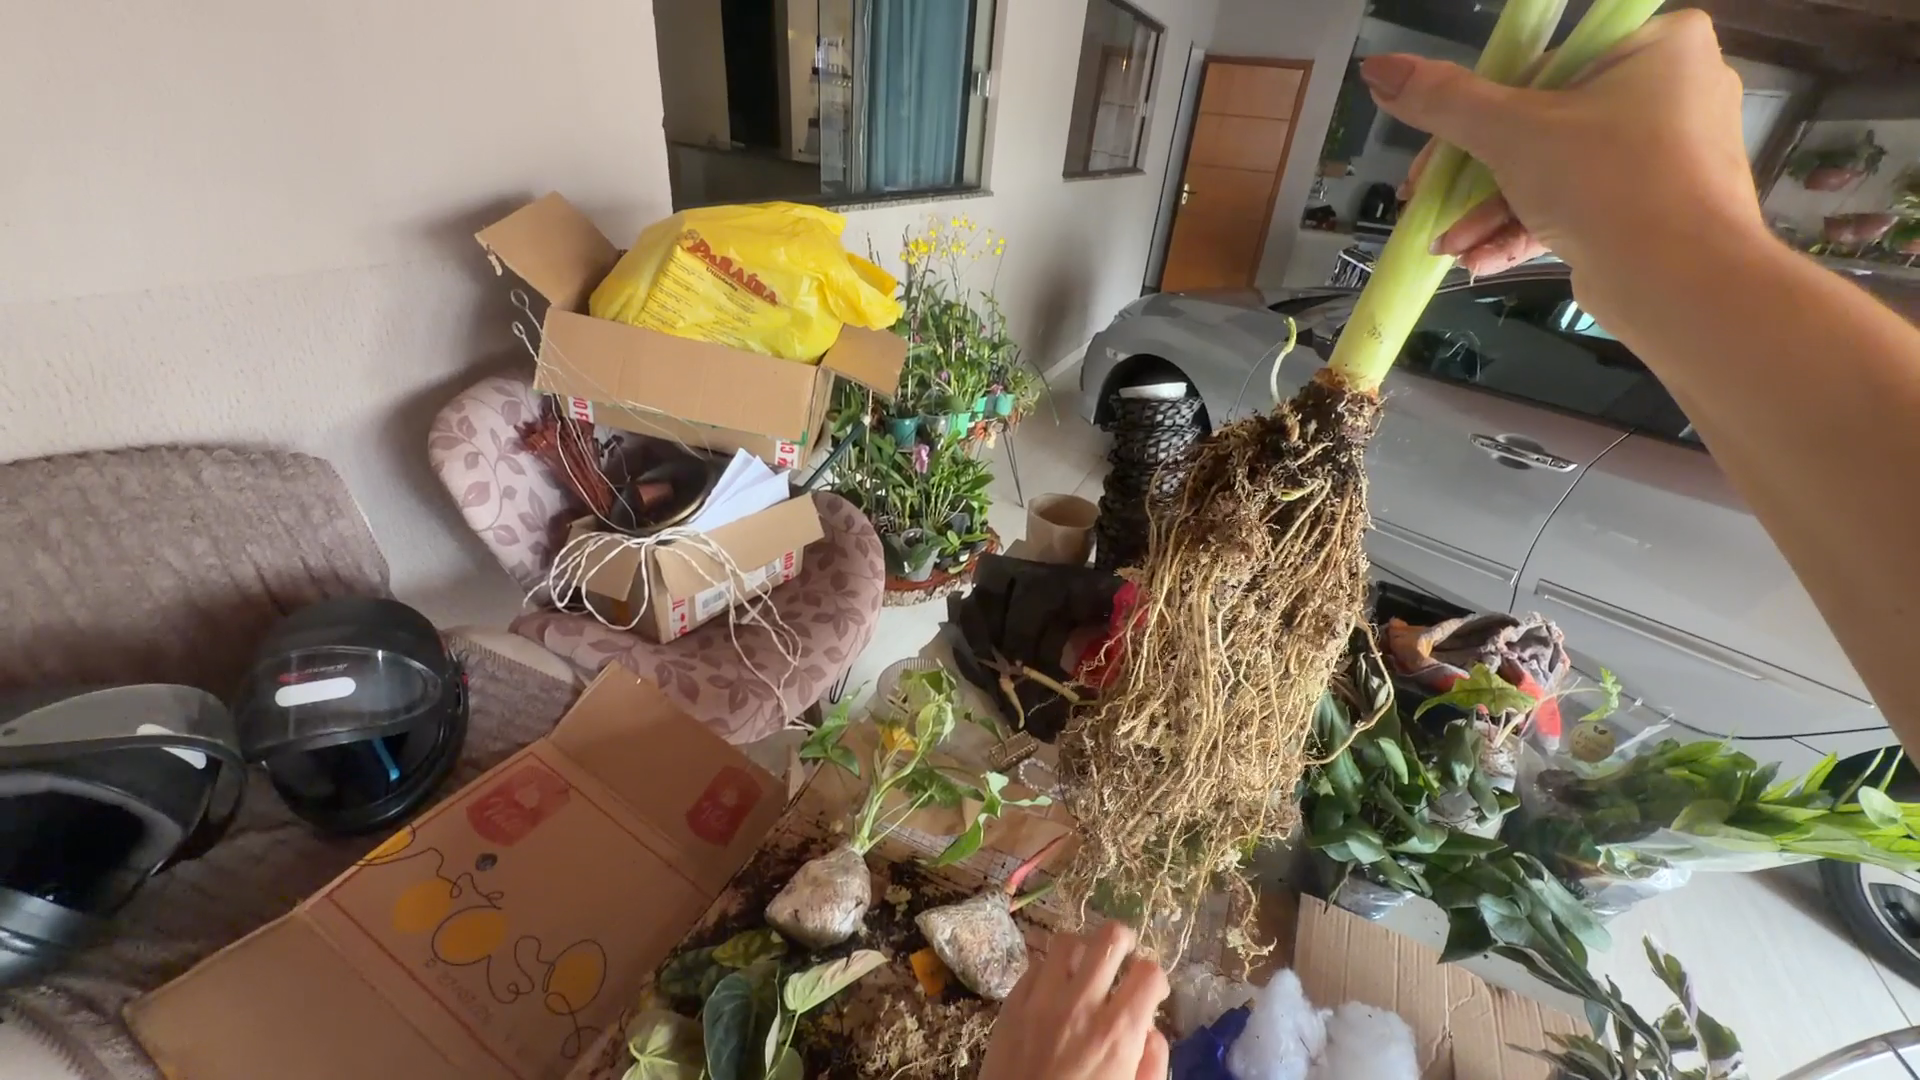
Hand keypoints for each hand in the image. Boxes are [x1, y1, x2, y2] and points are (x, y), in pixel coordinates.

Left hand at [981, 921, 1170, 1079]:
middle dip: (1124, 942)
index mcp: (1118, 1033)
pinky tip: (1055, 987)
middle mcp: (1082, 1005)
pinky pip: (1035, 965)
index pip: (1149, 973)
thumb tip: (1152, 1031)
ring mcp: (1042, 1000)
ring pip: (1067, 941)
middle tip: (1124, 956)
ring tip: (1087, 965)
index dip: (1156, 978)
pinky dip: (1050, 969)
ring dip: (1084, 948)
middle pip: (1109, 939)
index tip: (1152, 992)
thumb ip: (1151, 1068)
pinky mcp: (1012, 1004)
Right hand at [1363, 11, 1764, 282]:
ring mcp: (1659, 152)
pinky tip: (1479, 262)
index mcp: (1650, 46)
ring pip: (1546, 176)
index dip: (1468, 123)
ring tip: (1449, 251)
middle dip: (1470, 185)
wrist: (1678, 274)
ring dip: (1485, 217)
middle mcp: (1664, 89)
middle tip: (1426, 214)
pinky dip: (1520, 231)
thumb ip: (1444, 101)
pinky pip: (1570, 207)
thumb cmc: (1605, 181)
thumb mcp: (1510, 133)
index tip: (1428, 170)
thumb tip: (1378, 68)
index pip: (1534, 74)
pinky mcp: (1648, 204)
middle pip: (1534, 129)